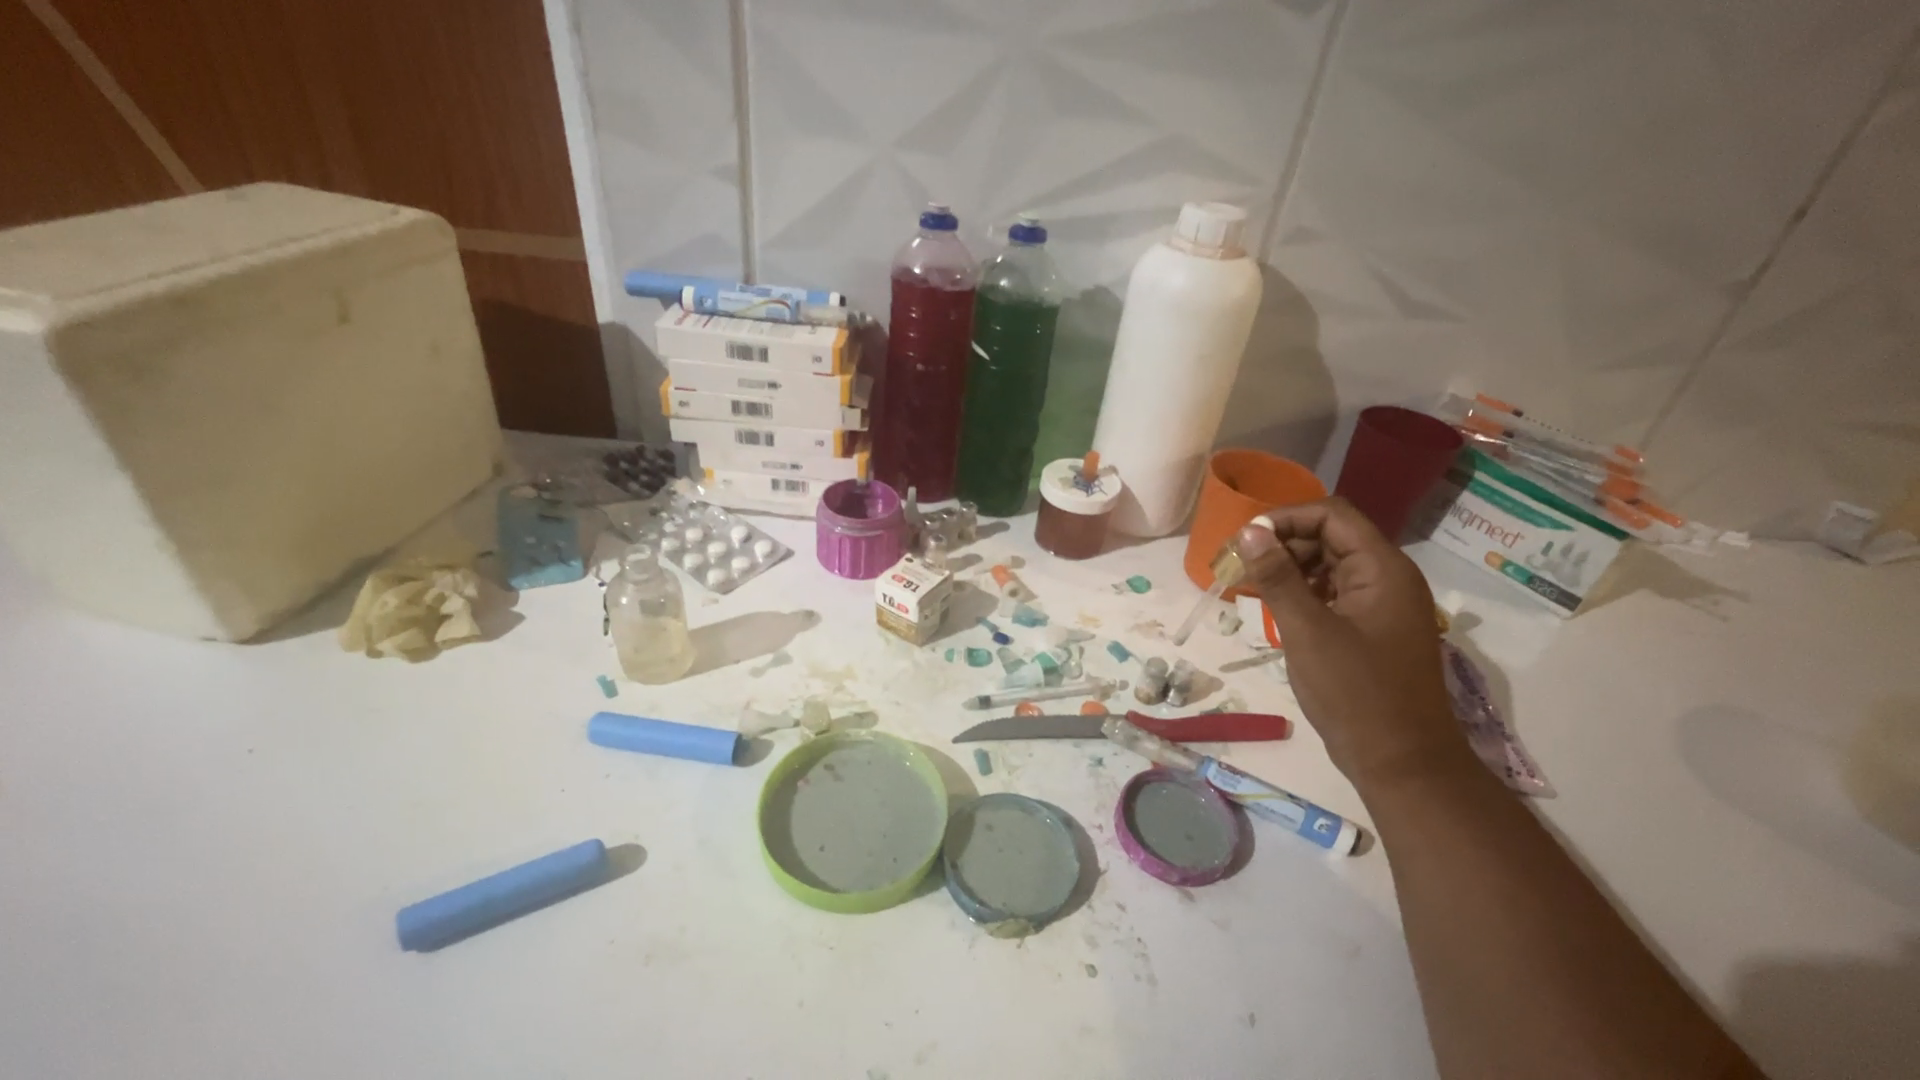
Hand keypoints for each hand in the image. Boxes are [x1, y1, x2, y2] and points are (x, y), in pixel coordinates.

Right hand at [1235, 497, 1470, 790]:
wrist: (1402, 761)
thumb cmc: (1355, 693)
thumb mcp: (1307, 631)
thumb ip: (1277, 577)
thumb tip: (1248, 532)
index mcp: (1382, 569)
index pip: (1332, 515)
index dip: (1286, 518)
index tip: (1246, 542)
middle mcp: (1388, 578)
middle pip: (1332, 536)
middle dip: (1285, 544)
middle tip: (1242, 568)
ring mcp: (1383, 605)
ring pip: (1332, 566)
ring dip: (1292, 569)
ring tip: (1253, 589)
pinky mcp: (1374, 630)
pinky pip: (1337, 594)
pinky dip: (1305, 594)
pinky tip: (1278, 611)